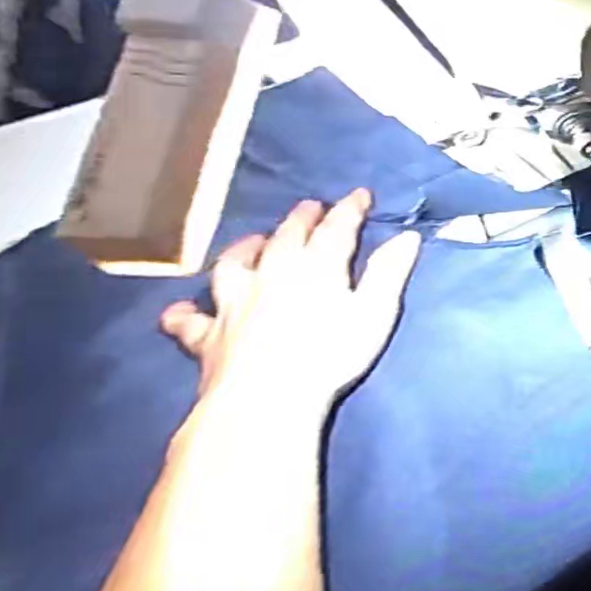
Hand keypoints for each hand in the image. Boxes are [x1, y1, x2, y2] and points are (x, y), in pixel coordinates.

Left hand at [159, 189, 420, 431]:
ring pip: (234, 267)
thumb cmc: (333, 352)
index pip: (335, 230)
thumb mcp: (376, 310)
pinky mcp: (208, 336)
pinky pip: (190, 320)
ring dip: (245, 250)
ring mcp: (233, 305)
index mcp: (316, 268)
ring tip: (255, 241)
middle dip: (302, 220)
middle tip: (311, 206)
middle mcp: (271, 276)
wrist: (267, 397)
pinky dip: (186, 312)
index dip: (349, 210)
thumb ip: (389, 271)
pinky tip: (183, 309)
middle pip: (286, 240)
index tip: (360, 194)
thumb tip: (406, 236)